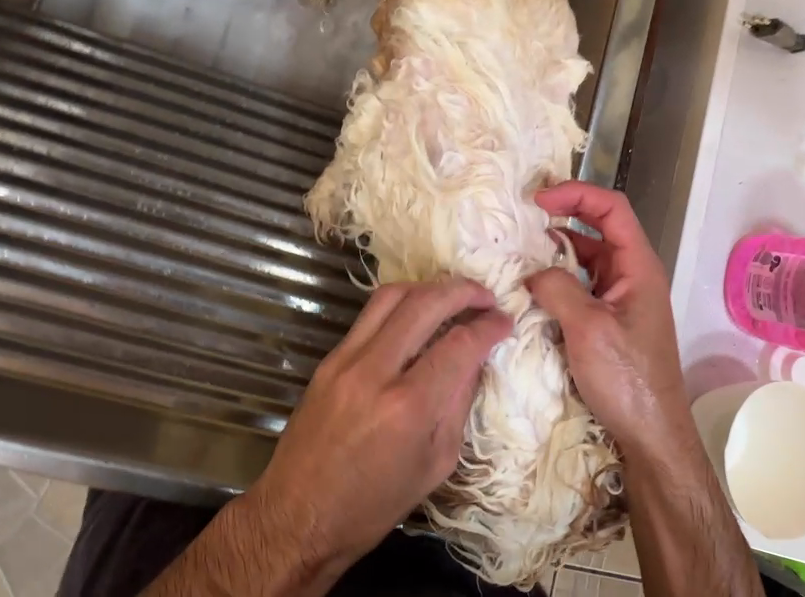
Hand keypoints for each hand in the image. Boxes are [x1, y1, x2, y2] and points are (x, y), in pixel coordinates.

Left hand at [246, 279, 512, 570]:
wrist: (299, 516)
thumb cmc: (373, 505)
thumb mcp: (435, 464)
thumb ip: (458, 404)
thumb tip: (475, 359)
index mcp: (409, 406)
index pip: (459, 344)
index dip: (489, 327)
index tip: (505, 322)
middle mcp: (376, 371)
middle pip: (425, 303)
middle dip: (463, 291)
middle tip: (486, 297)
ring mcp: (346, 359)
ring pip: (392, 295)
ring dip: (429, 288)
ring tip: (453, 296)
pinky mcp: (329, 358)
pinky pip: (369, 314)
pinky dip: (400, 304)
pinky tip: (417, 314)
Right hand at [527, 182, 695, 458]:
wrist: (651, 436)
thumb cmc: (627, 379)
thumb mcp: (588, 329)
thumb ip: (557, 288)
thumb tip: (532, 274)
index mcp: (638, 267)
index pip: (612, 208)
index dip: (577, 194)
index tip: (539, 201)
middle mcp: (632, 275)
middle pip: (599, 227)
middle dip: (564, 214)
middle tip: (524, 216)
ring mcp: (621, 298)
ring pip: (587, 257)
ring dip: (556, 249)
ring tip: (520, 249)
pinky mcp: (609, 320)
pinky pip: (581, 285)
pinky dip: (557, 278)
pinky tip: (532, 286)